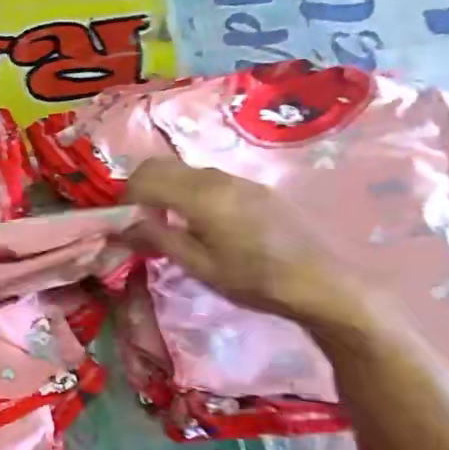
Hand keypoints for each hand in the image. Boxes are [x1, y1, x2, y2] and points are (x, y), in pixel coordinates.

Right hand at [123, 158, 368, 330]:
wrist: (326, 284)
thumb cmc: (256, 280)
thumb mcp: (199, 266)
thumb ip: (157, 239)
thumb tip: (122, 226)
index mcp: (201, 197)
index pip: (144, 179)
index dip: (125, 199)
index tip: (124, 223)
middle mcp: (217, 178)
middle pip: (160, 166)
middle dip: (140, 188)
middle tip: (139, 219)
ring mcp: (238, 180)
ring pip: (183, 169)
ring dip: (164, 188)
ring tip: (167, 222)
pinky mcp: (254, 188)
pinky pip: (206, 177)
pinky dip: (187, 190)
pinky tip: (200, 222)